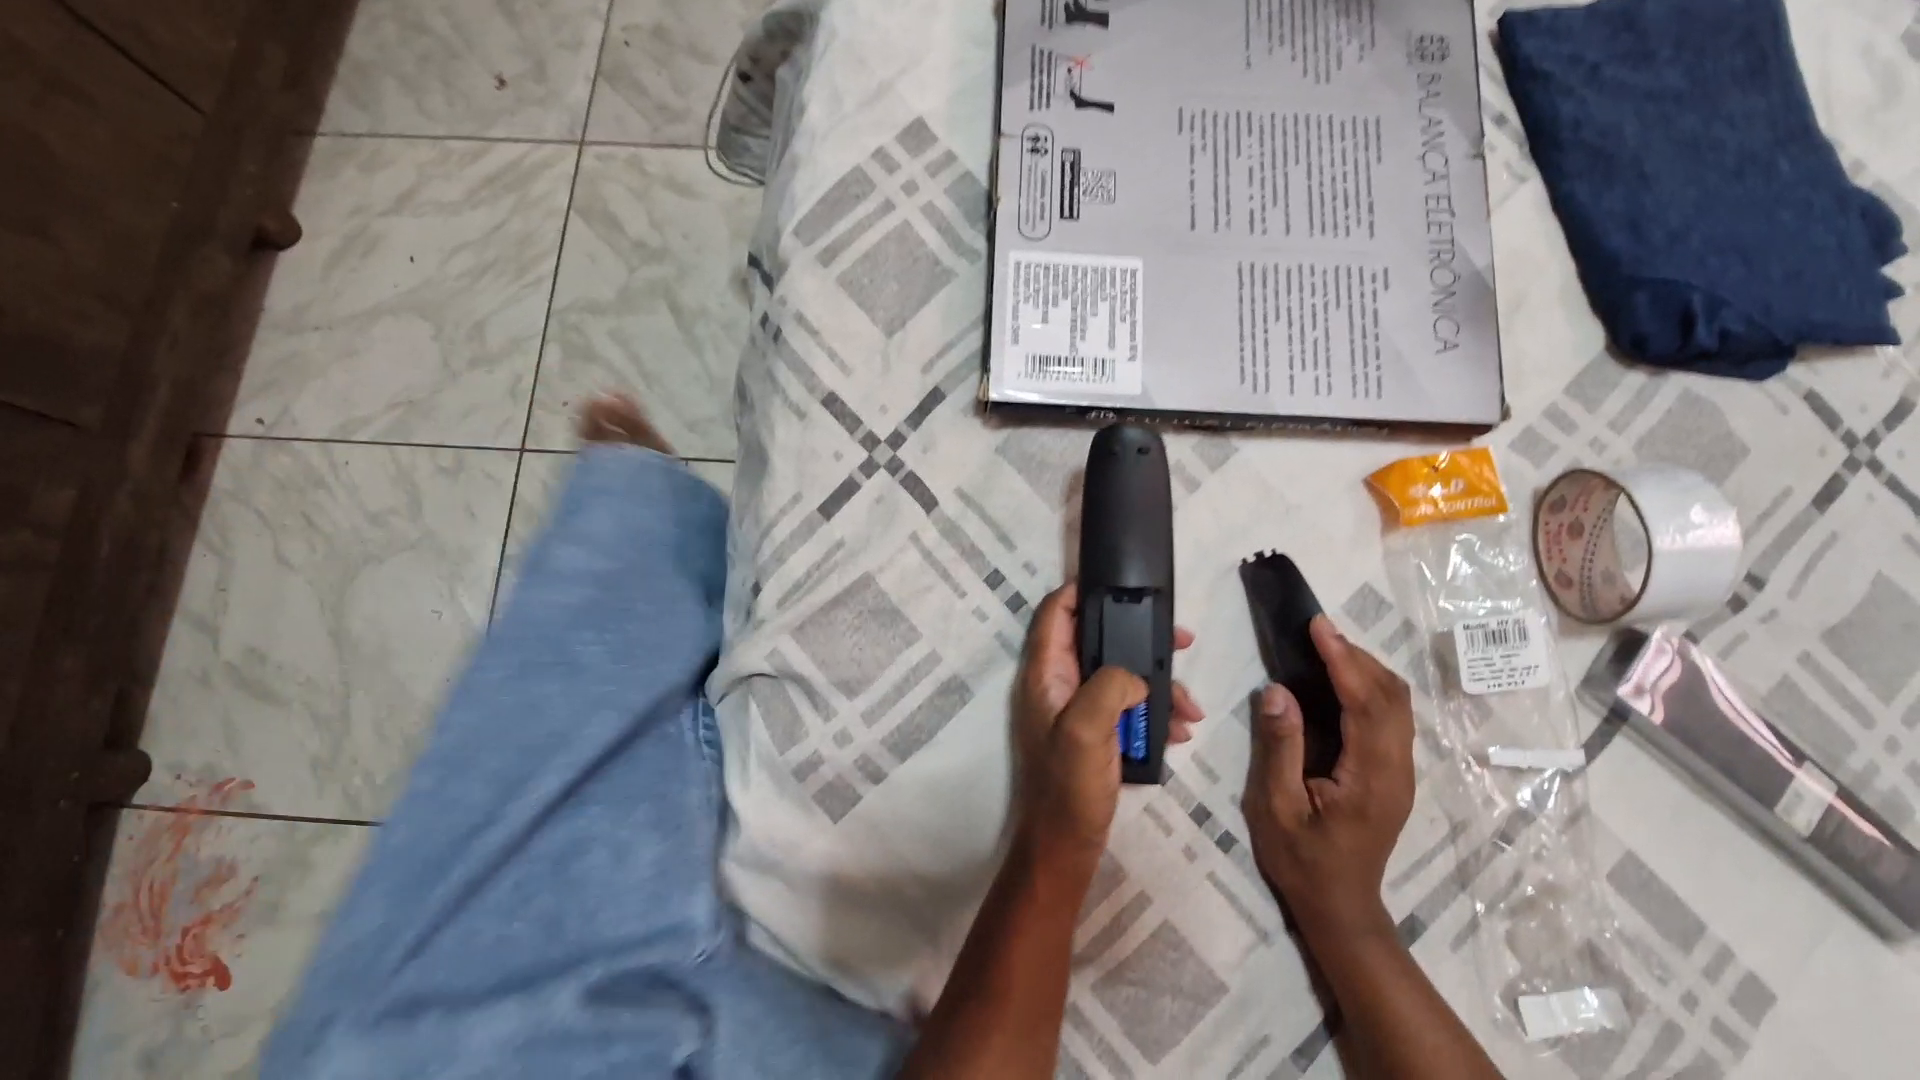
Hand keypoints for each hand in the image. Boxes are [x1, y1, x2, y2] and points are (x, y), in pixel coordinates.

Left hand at [1013, 584, 1204, 863]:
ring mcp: (1077, 709)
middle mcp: (1059, 685)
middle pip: (1099, 641)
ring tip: (1190, 709)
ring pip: (1121, 676)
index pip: (1056, 614)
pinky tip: (1180, 730)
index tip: (1122, 587)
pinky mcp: (1096, 732)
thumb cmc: (1069, 787)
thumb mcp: (1085, 729)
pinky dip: (1155, 713)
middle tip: (1182, 644)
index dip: (1081, 593)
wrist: (1067, 846)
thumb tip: (1134, 675)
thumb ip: (1109, 685)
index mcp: (1046, 675)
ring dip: (1158, 686)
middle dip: (1142, 641)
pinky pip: (1129, 708)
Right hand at [1242, 615, 1414, 941]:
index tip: (1319, 627)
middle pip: (1391, 696)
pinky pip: (1390, 718)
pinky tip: (1340, 681)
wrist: (1339, 907)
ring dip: (1366, 669)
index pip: (1365, 704)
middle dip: (1357, 656)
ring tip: (1326, 647)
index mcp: (1370, 778)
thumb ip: (1279, 748)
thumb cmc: (1301, 861)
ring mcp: (1401, 772)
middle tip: (1317, 630)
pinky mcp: (1394, 774)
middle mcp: (1397, 769)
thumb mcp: (1276, 808)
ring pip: (1397, 704)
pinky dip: (1369, 688)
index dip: (1344, 661)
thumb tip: (1277, 691)